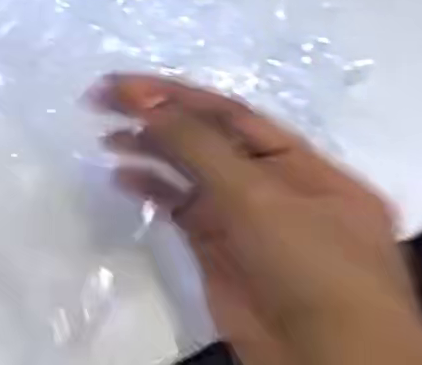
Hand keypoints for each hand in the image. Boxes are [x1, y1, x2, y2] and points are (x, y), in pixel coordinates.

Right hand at [95, 74, 421, 364]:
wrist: (325, 361)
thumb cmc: (308, 266)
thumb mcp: (255, 194)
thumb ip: (193, 140)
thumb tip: (137, 97)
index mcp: (308, 172)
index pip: (232, 115)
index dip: (172, 94)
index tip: (115, 85)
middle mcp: (279, 188)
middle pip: (204, 136)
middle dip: (151, 116)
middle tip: (96, 102)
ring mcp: (247, 217)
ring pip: (185, 166)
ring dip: (144, 147)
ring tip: (106, 141)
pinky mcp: (217, 241)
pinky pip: (174, 199)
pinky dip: (145, 183)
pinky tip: (120, 178)